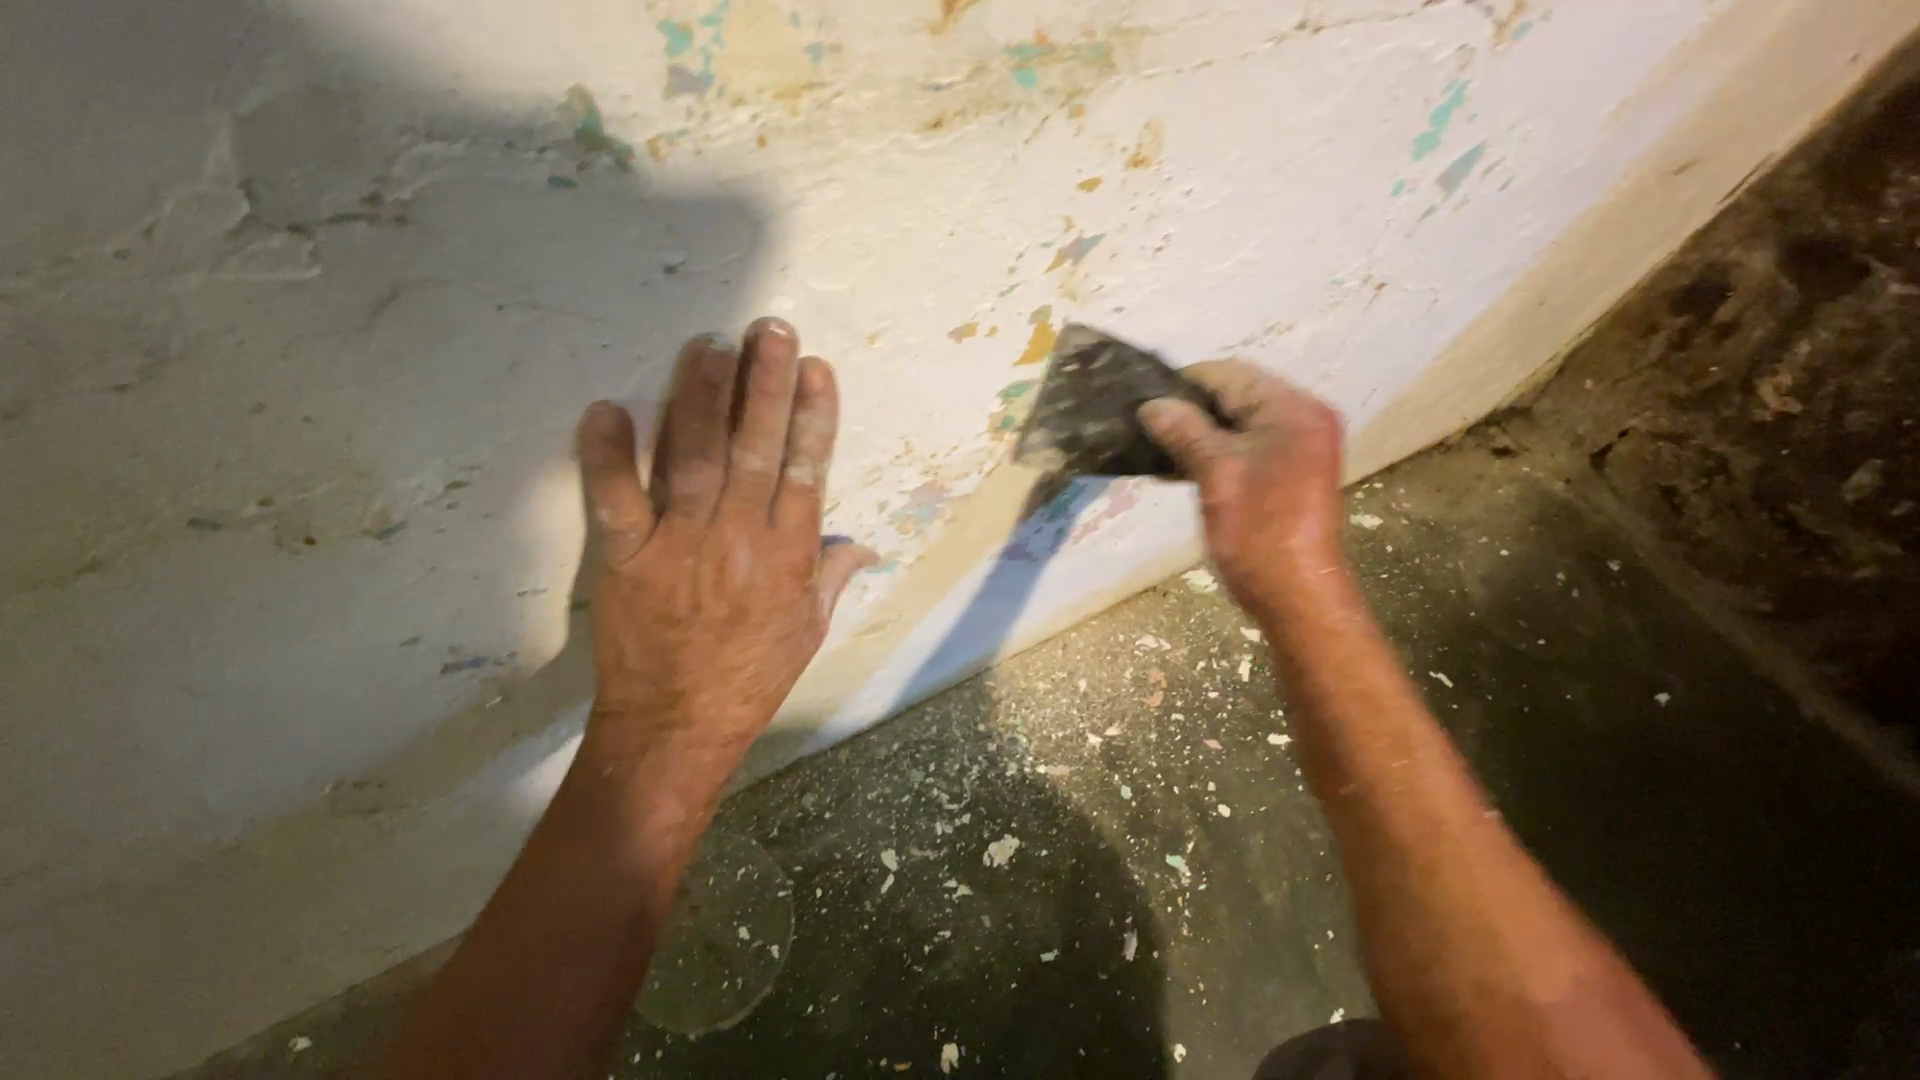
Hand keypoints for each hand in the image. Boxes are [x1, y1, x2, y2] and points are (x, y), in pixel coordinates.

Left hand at [573, 319, 874, 767]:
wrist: (677, 724)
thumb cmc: (750, 678)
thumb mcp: (809, 632)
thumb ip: (831, 578)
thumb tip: (863, 545)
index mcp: (788, 556)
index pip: (807, 470)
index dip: (812, 416)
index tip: (816, 369)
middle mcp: (739, 538)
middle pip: (755, 448)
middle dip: (764, 385)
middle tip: (769, 330)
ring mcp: (680, 544)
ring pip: (695, 458)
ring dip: (701, 398)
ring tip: (709, 346)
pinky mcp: (626, 557)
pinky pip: (616, 498)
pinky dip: (609, 454)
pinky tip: (609, 407)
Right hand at [1137, 360, 1346, 613]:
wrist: (1294, 595)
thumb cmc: (1257, 531)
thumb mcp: (1216, 474)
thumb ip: (1184, 430)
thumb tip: (1151, 405)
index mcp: (1293, 409)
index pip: (1230, 374)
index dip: (1184, 383)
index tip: (1142, 401)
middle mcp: (1302, 418)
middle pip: (1235, 395)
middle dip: (1189, 409)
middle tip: (1144, 427)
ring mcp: (1297, 447)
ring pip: (1236, 423)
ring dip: (1197, 432)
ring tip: (1154, 449)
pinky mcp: (1286, 472)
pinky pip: (1244, 447)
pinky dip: (1212, 452)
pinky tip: (1177, 467)